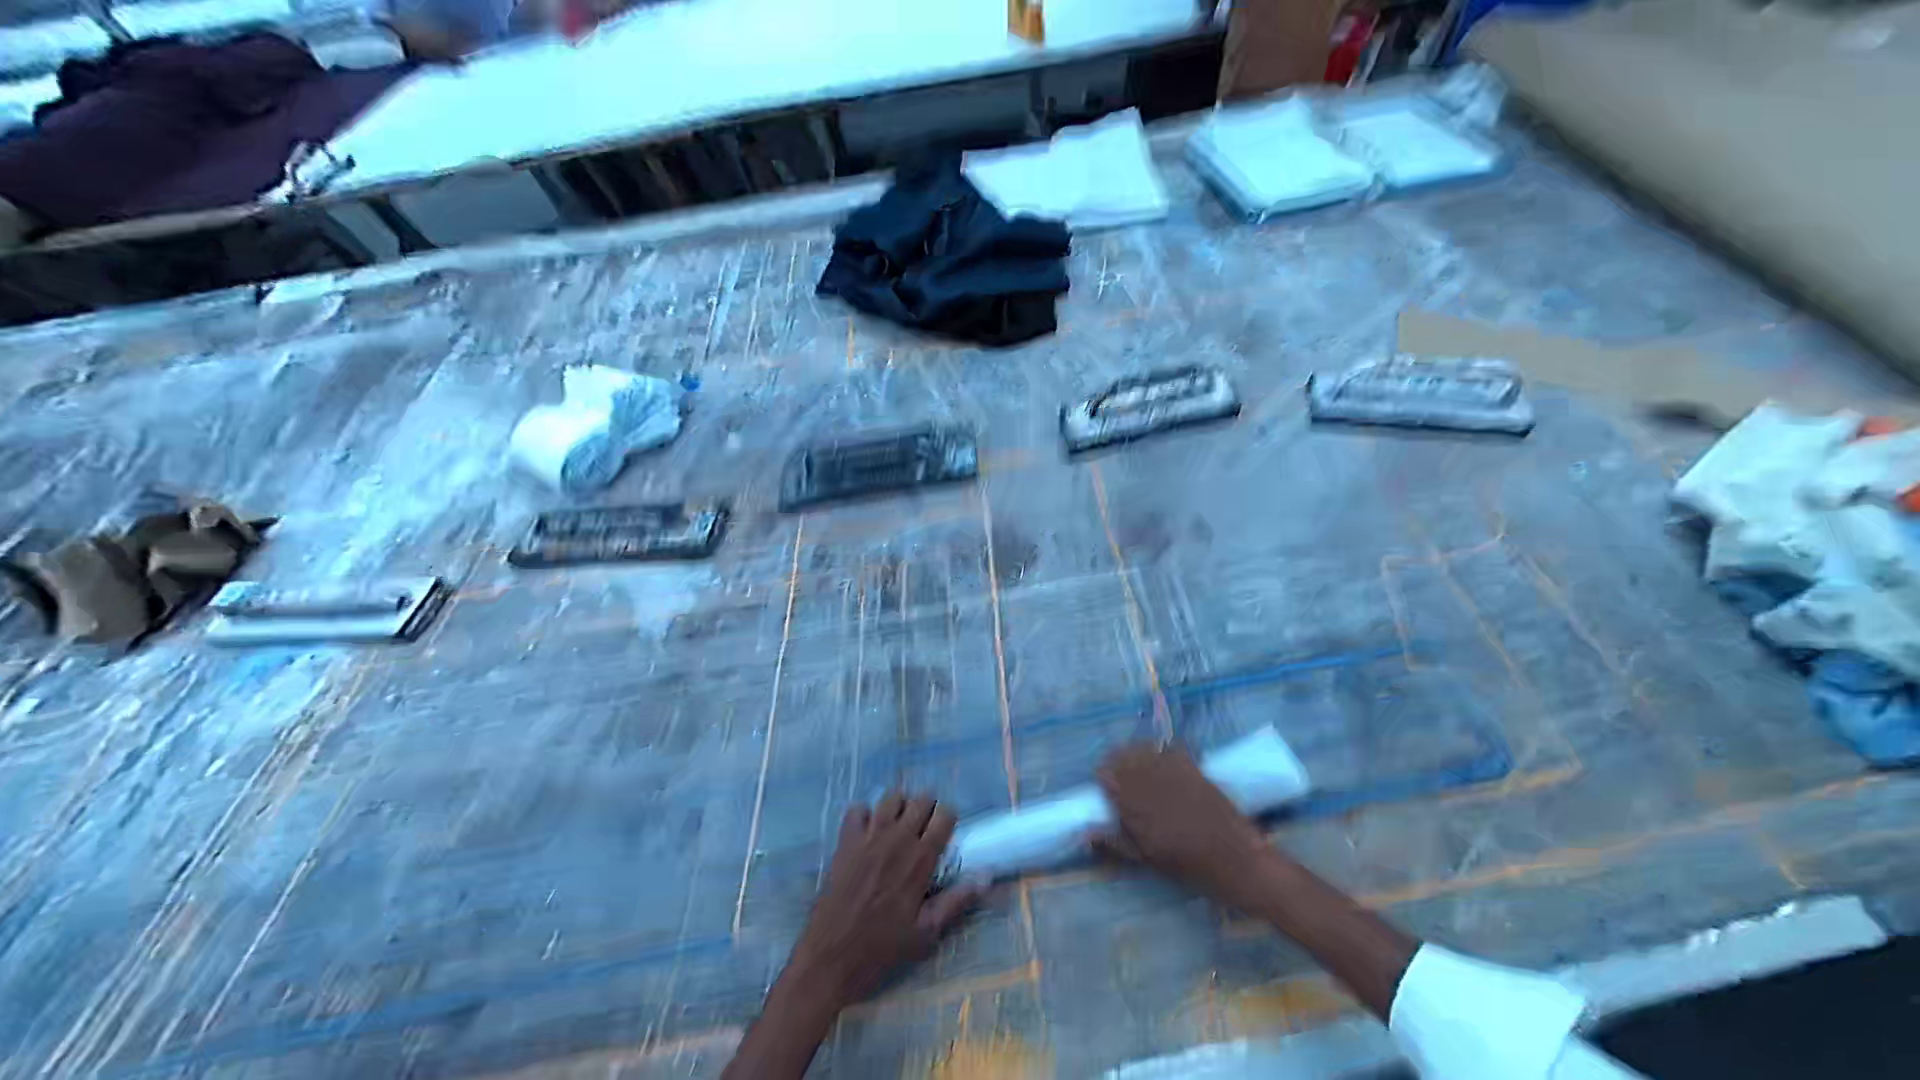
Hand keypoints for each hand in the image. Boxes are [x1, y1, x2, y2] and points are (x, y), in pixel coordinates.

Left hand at [786, 793, 982, 1004]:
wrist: (830, 958)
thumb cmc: (882, 949)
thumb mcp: (926, 933)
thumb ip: (957, 901)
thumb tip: (987, 877)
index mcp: (920, 859)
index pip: (944, 816)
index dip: (948, 820)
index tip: (946, 833)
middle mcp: (897, 839)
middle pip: (921, 800)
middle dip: (928, 809)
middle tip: (924, 829)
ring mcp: (868, 836)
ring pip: (891, 797)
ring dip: (900, 806)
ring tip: (899, 825)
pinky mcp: (845, 841)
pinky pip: (858, 809)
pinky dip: (865, 814)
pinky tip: (868, 832)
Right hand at [1094, 741, 1274, 909]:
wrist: (1236, 861)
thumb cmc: (1188, 866)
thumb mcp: (1146, 859)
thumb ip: (1114, 843)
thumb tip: (1085, 834)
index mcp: (1133, 804)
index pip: (1105, 774)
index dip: (1103, 777)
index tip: (1105, 787)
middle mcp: (1149, 781)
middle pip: (1122, 755)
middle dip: (1117, 761)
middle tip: (1121, 775)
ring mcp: (1173, 771)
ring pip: (1144, 747)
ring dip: (1137, 753)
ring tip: (1140, 765)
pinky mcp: (1194, 768)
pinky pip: (1171, 748)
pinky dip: (1163, 751)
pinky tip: (1165, 761)